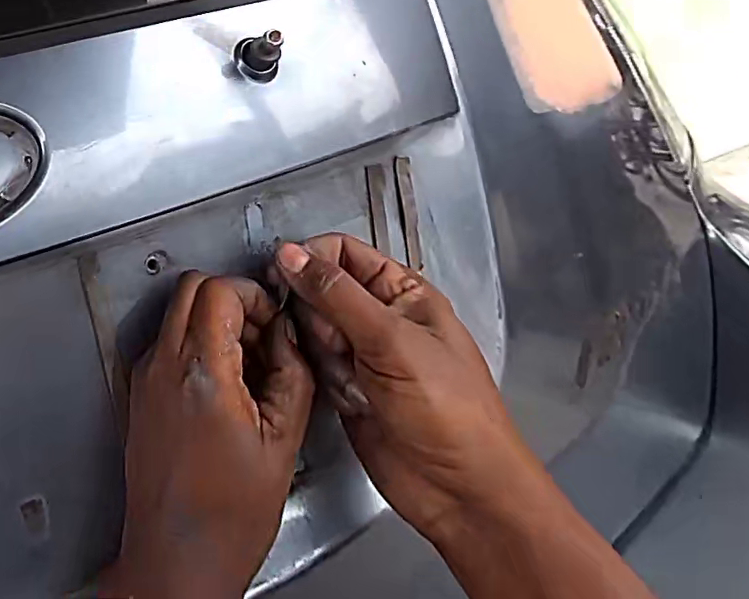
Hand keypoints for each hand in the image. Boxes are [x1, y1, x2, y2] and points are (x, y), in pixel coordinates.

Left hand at [101, 272, 313, 598]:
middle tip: (260, 332)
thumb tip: (287, 335)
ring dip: (213, 318)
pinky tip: (223, 383)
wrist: (175, 557)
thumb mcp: (282, 443)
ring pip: (177, 310)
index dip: (252, 294)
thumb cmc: (227, 517)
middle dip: (231, 298)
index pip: (219, 290)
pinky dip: (195, 341)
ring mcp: (146, 373)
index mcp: (201, 371)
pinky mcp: (140, 388)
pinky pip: (168, 340)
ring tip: (246, 363)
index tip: (271, 318)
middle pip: (192, 287)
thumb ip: (292, 375)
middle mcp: (164, 363)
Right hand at [273, 234, 553, 545]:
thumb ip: (335, 294)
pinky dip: (320, 375)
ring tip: (352, 379)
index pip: (342, 252)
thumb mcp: (391, 341)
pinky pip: (310, 361)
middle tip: (335, 342)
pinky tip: (348, 397)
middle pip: (318, 289)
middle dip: (316, 314)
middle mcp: (378, 316)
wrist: (463, 497)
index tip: (285, 274)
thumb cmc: (449, 412)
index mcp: (402, 292)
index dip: (311, 258)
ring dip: (321, 350)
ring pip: (310, 326)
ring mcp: (360, 351)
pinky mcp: (343, 383)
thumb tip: (289, 254)